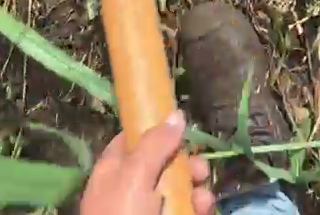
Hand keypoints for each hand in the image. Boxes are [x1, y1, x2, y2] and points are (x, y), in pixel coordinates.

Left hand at [79, 110, 214, 214]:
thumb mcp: (134, 174)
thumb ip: (155, 143)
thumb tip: (176, 114)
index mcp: (114, 170)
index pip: (134, 138)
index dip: (157, 128)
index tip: (181, 124)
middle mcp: (129, 189)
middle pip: (162, 163)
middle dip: (185, 162)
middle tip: (201, 168)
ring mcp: (147, 212)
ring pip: (177, 189)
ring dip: (195, 187)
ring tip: (204, 195)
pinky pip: (185, 210)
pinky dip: (197, 207)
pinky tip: (205, 208)